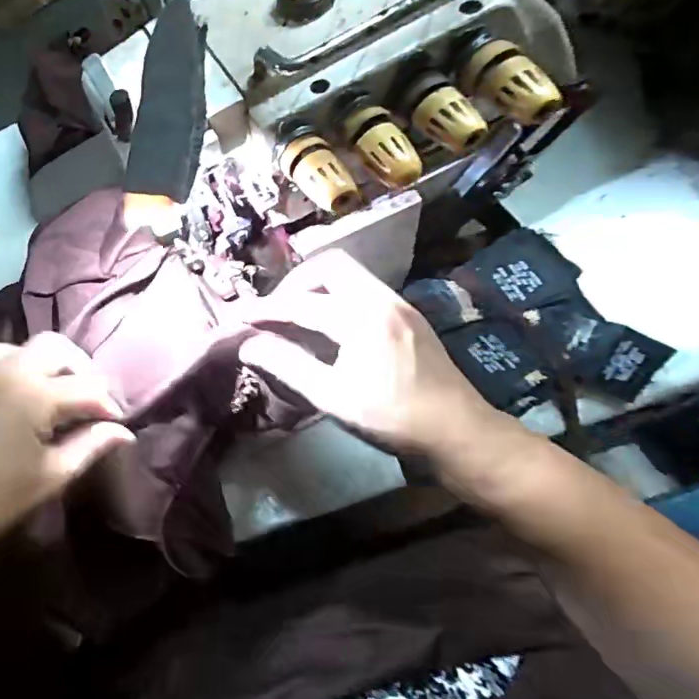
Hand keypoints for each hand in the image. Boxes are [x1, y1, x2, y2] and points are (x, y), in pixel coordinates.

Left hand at [0, 333, 135, 566]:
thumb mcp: (52, 476)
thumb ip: (90, 446)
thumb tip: (124, 431)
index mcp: (36, 394)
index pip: (88, 388)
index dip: (108, 406)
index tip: (115, 424)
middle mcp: (9, 368)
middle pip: (60, 349)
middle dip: (83, 371)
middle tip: (90, 402)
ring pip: (27, 345)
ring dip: (49, 362)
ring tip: (56, 391)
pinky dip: (10, 358)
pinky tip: (15, 381)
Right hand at [240, 251, 501, 460]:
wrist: (460, 433)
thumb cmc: (392, 418)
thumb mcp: (332, 396)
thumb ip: (287, 364)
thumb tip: (248, 345)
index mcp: (361, 317)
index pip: (300, 303)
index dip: (264, 309)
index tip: (238, 316)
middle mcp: (382, 299)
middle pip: (329, 265)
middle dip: (294, 283)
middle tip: (275, 311)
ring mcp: (399, 304)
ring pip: (349, 274)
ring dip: (317, 288)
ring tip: (297, 317)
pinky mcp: (408, 316)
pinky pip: (363, 289)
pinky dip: (337, 297)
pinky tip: (329, 327)